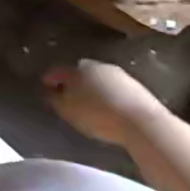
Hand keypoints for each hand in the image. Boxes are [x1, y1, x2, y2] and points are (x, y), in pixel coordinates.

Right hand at [43, 59, 170, 145]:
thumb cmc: (98, 116)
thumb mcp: (68, 111)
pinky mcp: (136, 86)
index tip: (45, 86)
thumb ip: (55, 99)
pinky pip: (114, 86)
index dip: (50, 78)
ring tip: (89, 100)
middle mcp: (97, 66)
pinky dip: (108, 92)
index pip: (57, 71)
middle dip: (73, 80)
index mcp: (76, 70)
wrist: (144, 124)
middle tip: (68, 92)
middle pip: (79, 71)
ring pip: (98, 77)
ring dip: (92, 85)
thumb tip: (53, 92)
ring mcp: (119, 75)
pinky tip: (108, 104)